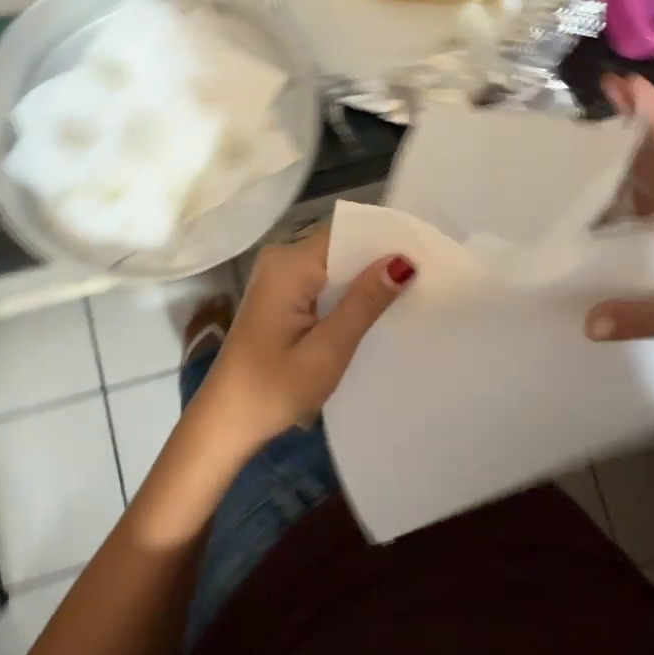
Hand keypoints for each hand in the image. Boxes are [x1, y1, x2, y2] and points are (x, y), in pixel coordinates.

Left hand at [192, 227, 414, 452]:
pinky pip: (321, 279)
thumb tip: (403, 261)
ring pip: (334, 263)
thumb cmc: (273, 390)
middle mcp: (280, 258)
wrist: (225, 422)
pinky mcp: (279, 294)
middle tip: (428, 276)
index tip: (428, 253)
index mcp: (288, 264)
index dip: (387, 239)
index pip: (347, 232)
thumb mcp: (328, 350)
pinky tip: (373, 308)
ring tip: (411, 291)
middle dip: (380, 258)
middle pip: (341, 244)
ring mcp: (277, 275)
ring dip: (366, 277)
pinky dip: (347, 291)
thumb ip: (365, 302)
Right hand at [590, 74, 653, 386]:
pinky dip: (621, 191)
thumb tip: (587, 320)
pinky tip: (596, 185)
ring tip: (596, 121)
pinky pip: (642, 212)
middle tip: (607, 87)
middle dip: (638, 122)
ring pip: (652, 181)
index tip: (634, 86)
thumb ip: (644, 317)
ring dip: (629, 150)